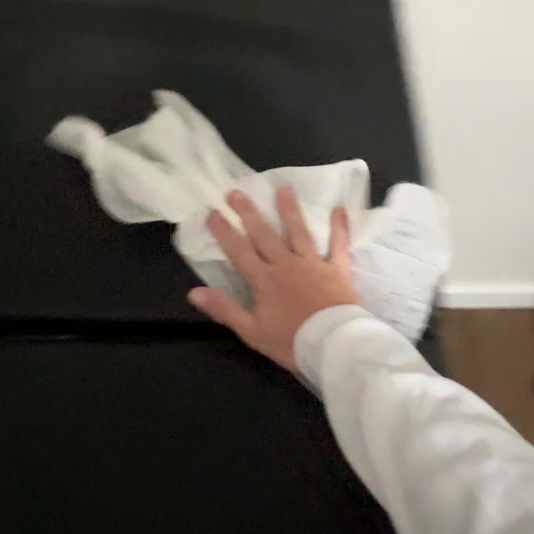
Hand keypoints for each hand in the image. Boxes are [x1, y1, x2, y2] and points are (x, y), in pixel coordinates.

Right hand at [190, 186, 359, 370]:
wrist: (332, 345)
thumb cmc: (291, 341)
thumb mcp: (251, 331)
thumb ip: (224, 309)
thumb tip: (194, 292)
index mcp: (264, 280)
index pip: (239, 252)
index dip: (225, 232)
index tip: (213, 212)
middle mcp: (286, 264)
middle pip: (264, 235)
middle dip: (249, 213)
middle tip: (236, 191)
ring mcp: (313, 264)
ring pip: (299, 232)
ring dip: (290, 210)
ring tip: (283, 188)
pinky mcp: (338, 269)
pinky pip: (339, 244)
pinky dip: (339, 227)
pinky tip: (339, 208)